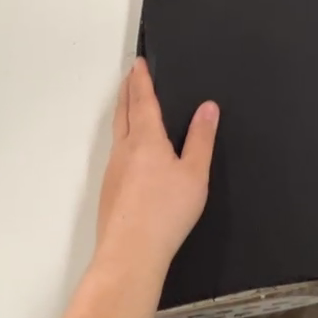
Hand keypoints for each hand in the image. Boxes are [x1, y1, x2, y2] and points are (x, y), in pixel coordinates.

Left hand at [93, 58, 218, 278]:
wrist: (130, 255)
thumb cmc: (167, 211)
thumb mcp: (195, 173)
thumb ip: (201, 138)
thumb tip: (208, 106)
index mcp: (146, 139)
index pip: (142, 101)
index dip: (141, 80)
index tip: (138, 63)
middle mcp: (125, 150)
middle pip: (123, 112)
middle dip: (127, 91)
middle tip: (129, 75)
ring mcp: (113, 171)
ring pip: (117, 132)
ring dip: (122, 112)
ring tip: (128, 104)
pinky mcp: (109, 191)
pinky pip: (116, 152)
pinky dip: (122, 136)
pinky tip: (130, 149)